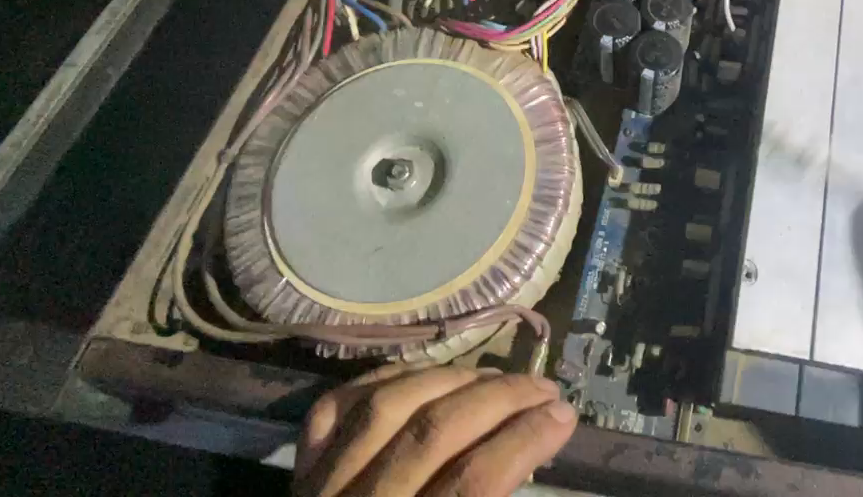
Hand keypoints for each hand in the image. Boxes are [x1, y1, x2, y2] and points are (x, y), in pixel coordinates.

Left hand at [295, 365, 576, 496]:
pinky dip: (386, 380)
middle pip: (434, 433)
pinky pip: (338, 406)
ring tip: (497, 379)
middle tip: (546, 390)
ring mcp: (316, 491)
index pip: (472, 484)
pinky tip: (428, 377)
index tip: (565, 416)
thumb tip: (541, 441)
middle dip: (502, 399)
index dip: (525, 441)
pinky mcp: (297, 474)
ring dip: (453, 379)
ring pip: (388, 406)